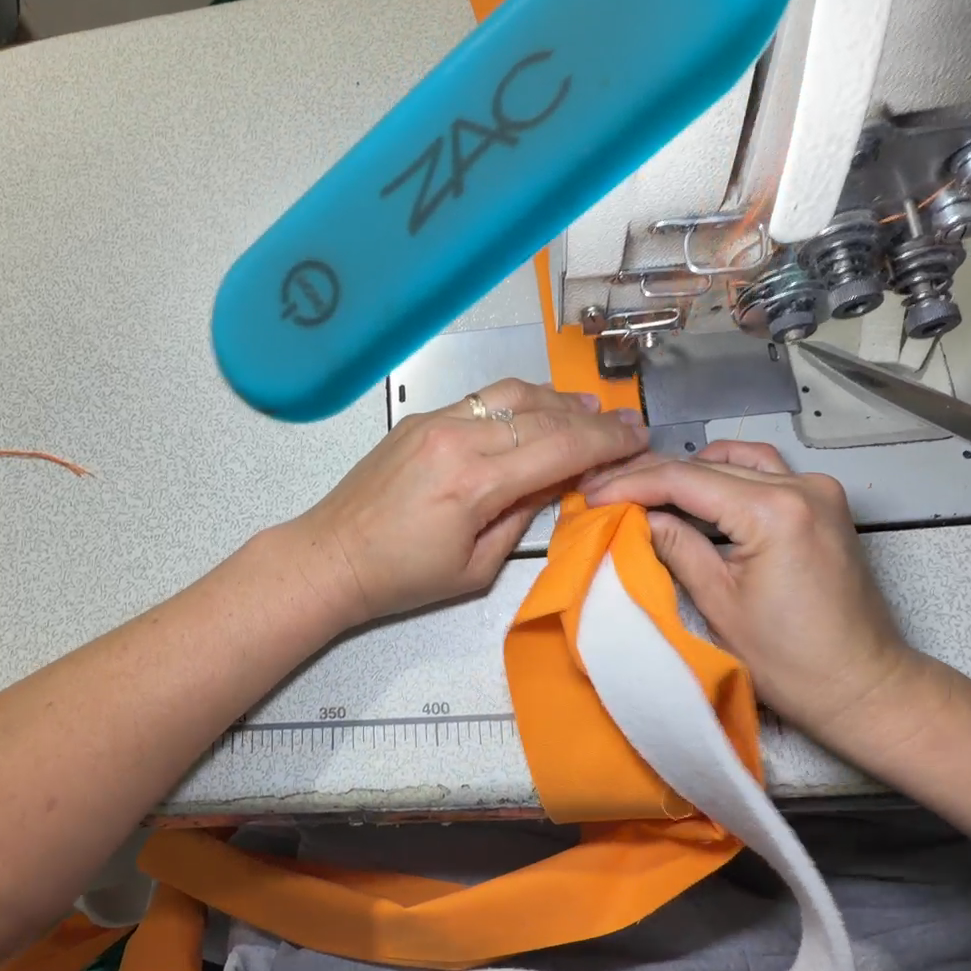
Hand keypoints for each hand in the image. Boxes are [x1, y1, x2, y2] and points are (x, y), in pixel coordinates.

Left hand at [285, 379, 648, 626]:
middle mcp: (457, 439)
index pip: (559, 448)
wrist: (333, 556)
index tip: (638, 438)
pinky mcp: (419, 419)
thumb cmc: (403, 577)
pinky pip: (479, 400)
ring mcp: (435, 421)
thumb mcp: (477, 567)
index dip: (607, 443)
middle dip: (591, 419)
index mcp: (474, 483)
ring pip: (510, 393)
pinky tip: (534, 411)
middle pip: (542, 414)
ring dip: (555, 399)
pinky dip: (517, 401)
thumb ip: (522, 517)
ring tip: (588, 410)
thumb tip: (556, 483)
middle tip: (625, 423)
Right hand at [582, 441, 927, 744]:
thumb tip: (634, 516)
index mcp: (775, 511)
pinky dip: (723, 476)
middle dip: (651, 476)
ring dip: (686, 470)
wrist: (864, 686)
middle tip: (605, 490)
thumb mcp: (718, 604)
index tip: (591, 494)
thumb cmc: (791, 662)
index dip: (630, 484)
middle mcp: (802, 485)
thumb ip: (675, 547)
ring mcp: (818, 489)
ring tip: (642, 489)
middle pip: (706, 464)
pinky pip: (761, 471)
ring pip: (734, 459)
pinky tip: (693, 493)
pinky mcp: (822, 501)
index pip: (684, 480)